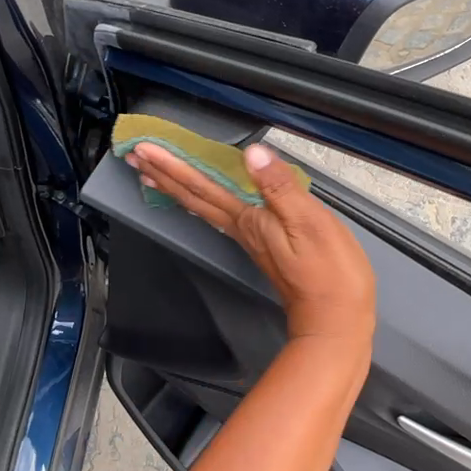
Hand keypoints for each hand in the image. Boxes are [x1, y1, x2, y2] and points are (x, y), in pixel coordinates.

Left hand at [127, 141, 375, 345]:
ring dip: (176, 188)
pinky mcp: (261, 246)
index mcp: (248, 220)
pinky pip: (220, 216)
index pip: (201, 187)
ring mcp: (249, 239)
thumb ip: (279, 186)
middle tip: (136, 155)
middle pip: (193, 197)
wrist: (334, 321)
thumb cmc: (329, 275)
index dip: (173, 166)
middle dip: (164, 174)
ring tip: (153, 175)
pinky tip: (199, 202)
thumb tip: (253, 154)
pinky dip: (201, 203)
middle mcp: (241, 229)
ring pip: (202, 207)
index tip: (146, 149)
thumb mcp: (310, 222)